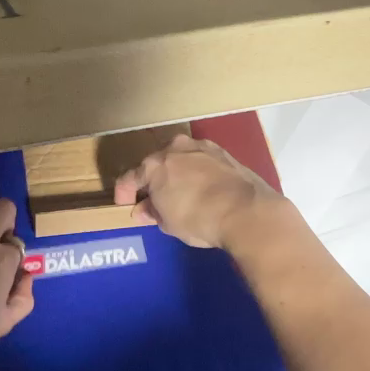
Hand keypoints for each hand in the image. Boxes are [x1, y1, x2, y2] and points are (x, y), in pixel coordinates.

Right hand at [114, 134, 287, 250]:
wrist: (245, 211)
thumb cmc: (198, 219)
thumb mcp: (169, 223)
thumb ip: (153, 212)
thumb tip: (144, 209)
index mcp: (154, 165)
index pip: (129, 178)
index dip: (124, 194)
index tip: (126, 206)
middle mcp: (175, 149)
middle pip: (155, 163)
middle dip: (152, 180)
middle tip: (155, 199)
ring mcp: (200, 147)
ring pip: (179, 158)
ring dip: (175, 173)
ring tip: (180, 193)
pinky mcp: (222, 151)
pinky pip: (200, 160)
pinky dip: (196, 172)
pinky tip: (201, 187)